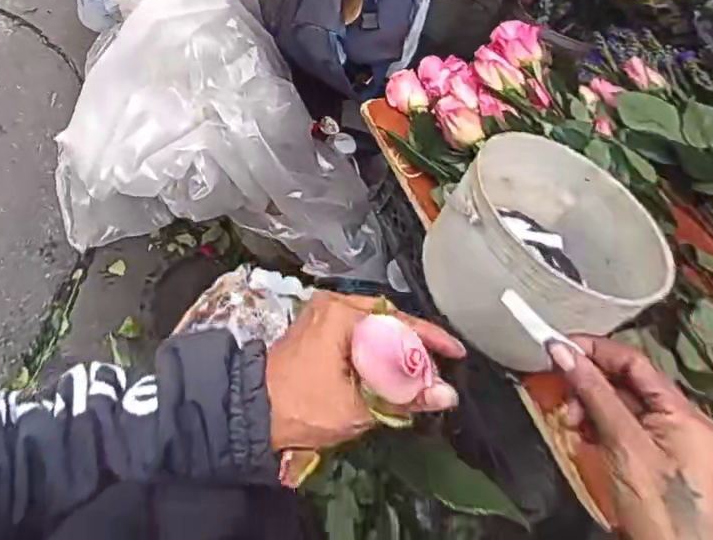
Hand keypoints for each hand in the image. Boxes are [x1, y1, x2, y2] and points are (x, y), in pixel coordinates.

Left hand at [265, 291, 465, 450]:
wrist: (256, 409)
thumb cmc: (305, 405)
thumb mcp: (360, 406)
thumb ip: (405, 395)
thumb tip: (447, 394)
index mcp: (340, 313)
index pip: (397, 320)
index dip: (430, 337)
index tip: (457, 352)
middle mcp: (331, 303)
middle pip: (386, 316)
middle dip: (415, 341)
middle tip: (440, 366)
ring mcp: (322, 313)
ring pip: (372, 323)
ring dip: (396, 345)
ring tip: (421, 369)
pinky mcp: (317, 327)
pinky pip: (357, 329)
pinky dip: (377, 346)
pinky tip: (392, 366)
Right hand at [550, 337, 712, 539]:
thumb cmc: (661, 514)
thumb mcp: (622, 446)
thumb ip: (593, 392)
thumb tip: (560, 349)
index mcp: (690, 418)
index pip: (634, 361)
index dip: (593, 350)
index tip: (556, 350)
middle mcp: (697, 429)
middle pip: (633, 387)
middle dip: (591, 387)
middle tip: (563, 401)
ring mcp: (694, 455)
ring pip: (634, 412)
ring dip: (597, 411)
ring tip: (574, 428)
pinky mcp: (684, 476)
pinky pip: (642, 437)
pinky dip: (612, 434)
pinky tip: (592, 445)